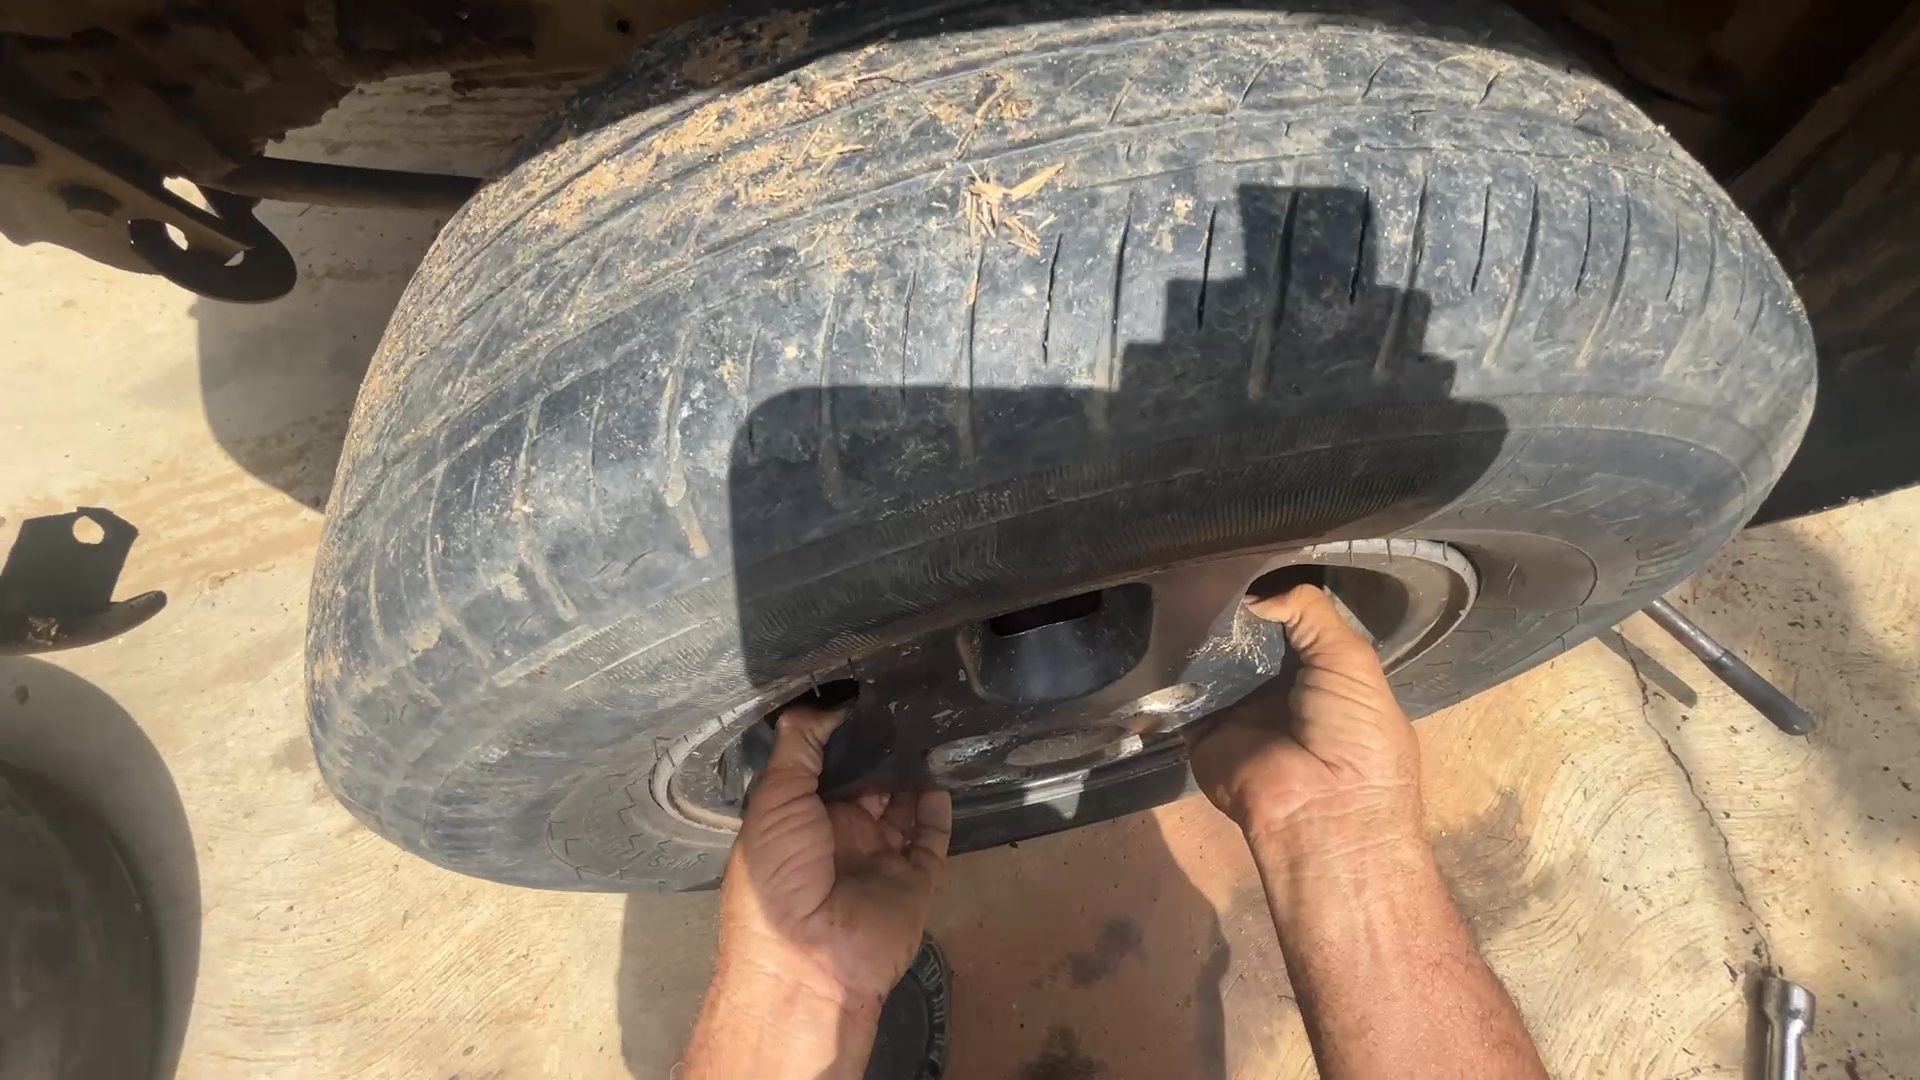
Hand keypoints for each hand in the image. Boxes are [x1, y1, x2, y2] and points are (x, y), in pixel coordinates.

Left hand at [716, 704, 952, 1007]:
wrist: (808, 964)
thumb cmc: (779, 875)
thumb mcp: (775, 800)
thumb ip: (800, 747)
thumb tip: (825, 703)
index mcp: (800, 817)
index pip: (825, 765)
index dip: (842, 734)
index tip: (863, 694)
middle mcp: (840, 833)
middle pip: (868, 780)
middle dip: (882, 748)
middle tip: (903, 703)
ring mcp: (879, 856)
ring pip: (903, 803)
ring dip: (913, 772)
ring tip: (927, 729)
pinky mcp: (913, 877)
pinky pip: (932, 835)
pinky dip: (939, 807)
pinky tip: (940, 777)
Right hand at [1185, 584, 1422, 852]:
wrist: (1319, 812)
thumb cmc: (1352, 735)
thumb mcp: (1352, 662)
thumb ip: (1311, 613)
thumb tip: (1255, 594)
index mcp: (1317, 672)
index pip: (1287, 622)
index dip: (1269, 595)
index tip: (1240, 564)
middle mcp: (1274, 687)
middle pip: (1243, 638)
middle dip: (1227, 612)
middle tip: (1199, 575)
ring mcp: (1234, 708)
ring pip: (1209, 662)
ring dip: (1196, 637)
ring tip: (1176, 598)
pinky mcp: (1201, 728)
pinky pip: (1180, 694)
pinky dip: (1169, 672)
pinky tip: (1156, 637)